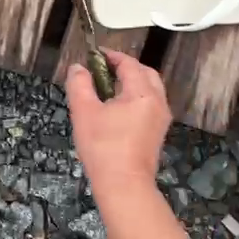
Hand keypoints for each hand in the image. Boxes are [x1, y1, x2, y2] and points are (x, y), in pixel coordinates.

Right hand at [65, 52, 169, 195]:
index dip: (111, 55)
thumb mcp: (83, 111)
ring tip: (107, 87)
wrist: (123, 184)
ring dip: (132, 82)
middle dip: (125, 67)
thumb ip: (79, 84)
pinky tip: (116, 107)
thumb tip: (78, 68)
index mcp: (142, 93)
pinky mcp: (157, 132)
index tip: (93, 54)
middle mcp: (158, 102)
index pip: (129, 64)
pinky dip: (136, 97)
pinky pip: (150, 104)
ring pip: (150, 89)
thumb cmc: (102, 145)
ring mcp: (161, 119)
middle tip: (102, 69)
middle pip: (146, 73)